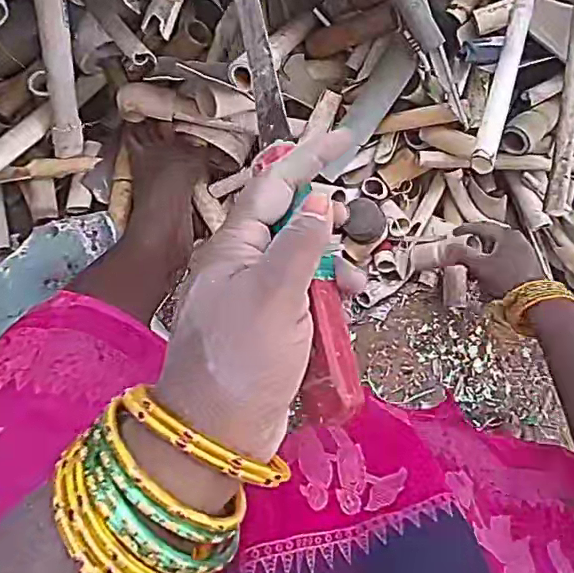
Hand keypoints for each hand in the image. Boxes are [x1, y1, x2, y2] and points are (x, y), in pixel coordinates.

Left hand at [152, 131, 351, 461]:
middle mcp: (246, 261)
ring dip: (333, 264)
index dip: (309, 158)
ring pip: (306, 257)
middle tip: (355, 224)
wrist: (218, 434)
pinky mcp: (275, 321)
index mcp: (236, 245)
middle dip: (326, 220)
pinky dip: (328, 293)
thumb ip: (300, 244)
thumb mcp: (275, 295)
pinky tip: (342, 306)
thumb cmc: (240, 360)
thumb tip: (321, 201)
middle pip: (293, 219)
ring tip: (352, 285)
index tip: (343, 138)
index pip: (275, 185)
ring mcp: (261, 292)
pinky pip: (308, 291)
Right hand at [447, 222, 546, 298]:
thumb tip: (449, 249)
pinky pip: (508, 259)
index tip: (456, 234)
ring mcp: (526, 253)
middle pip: (492, 237)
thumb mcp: (479, 266)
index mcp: (506, 234)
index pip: (481, 226)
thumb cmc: (508, 279)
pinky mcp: (529, 266)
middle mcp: (518, 240)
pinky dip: (496, 264)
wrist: (534, 300)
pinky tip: (491, 275)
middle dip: (476, 245)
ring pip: (500, 249)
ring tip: (477, 266)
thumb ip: (462, 255)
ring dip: (486, 256)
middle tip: (466, 251)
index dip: (465, 229)